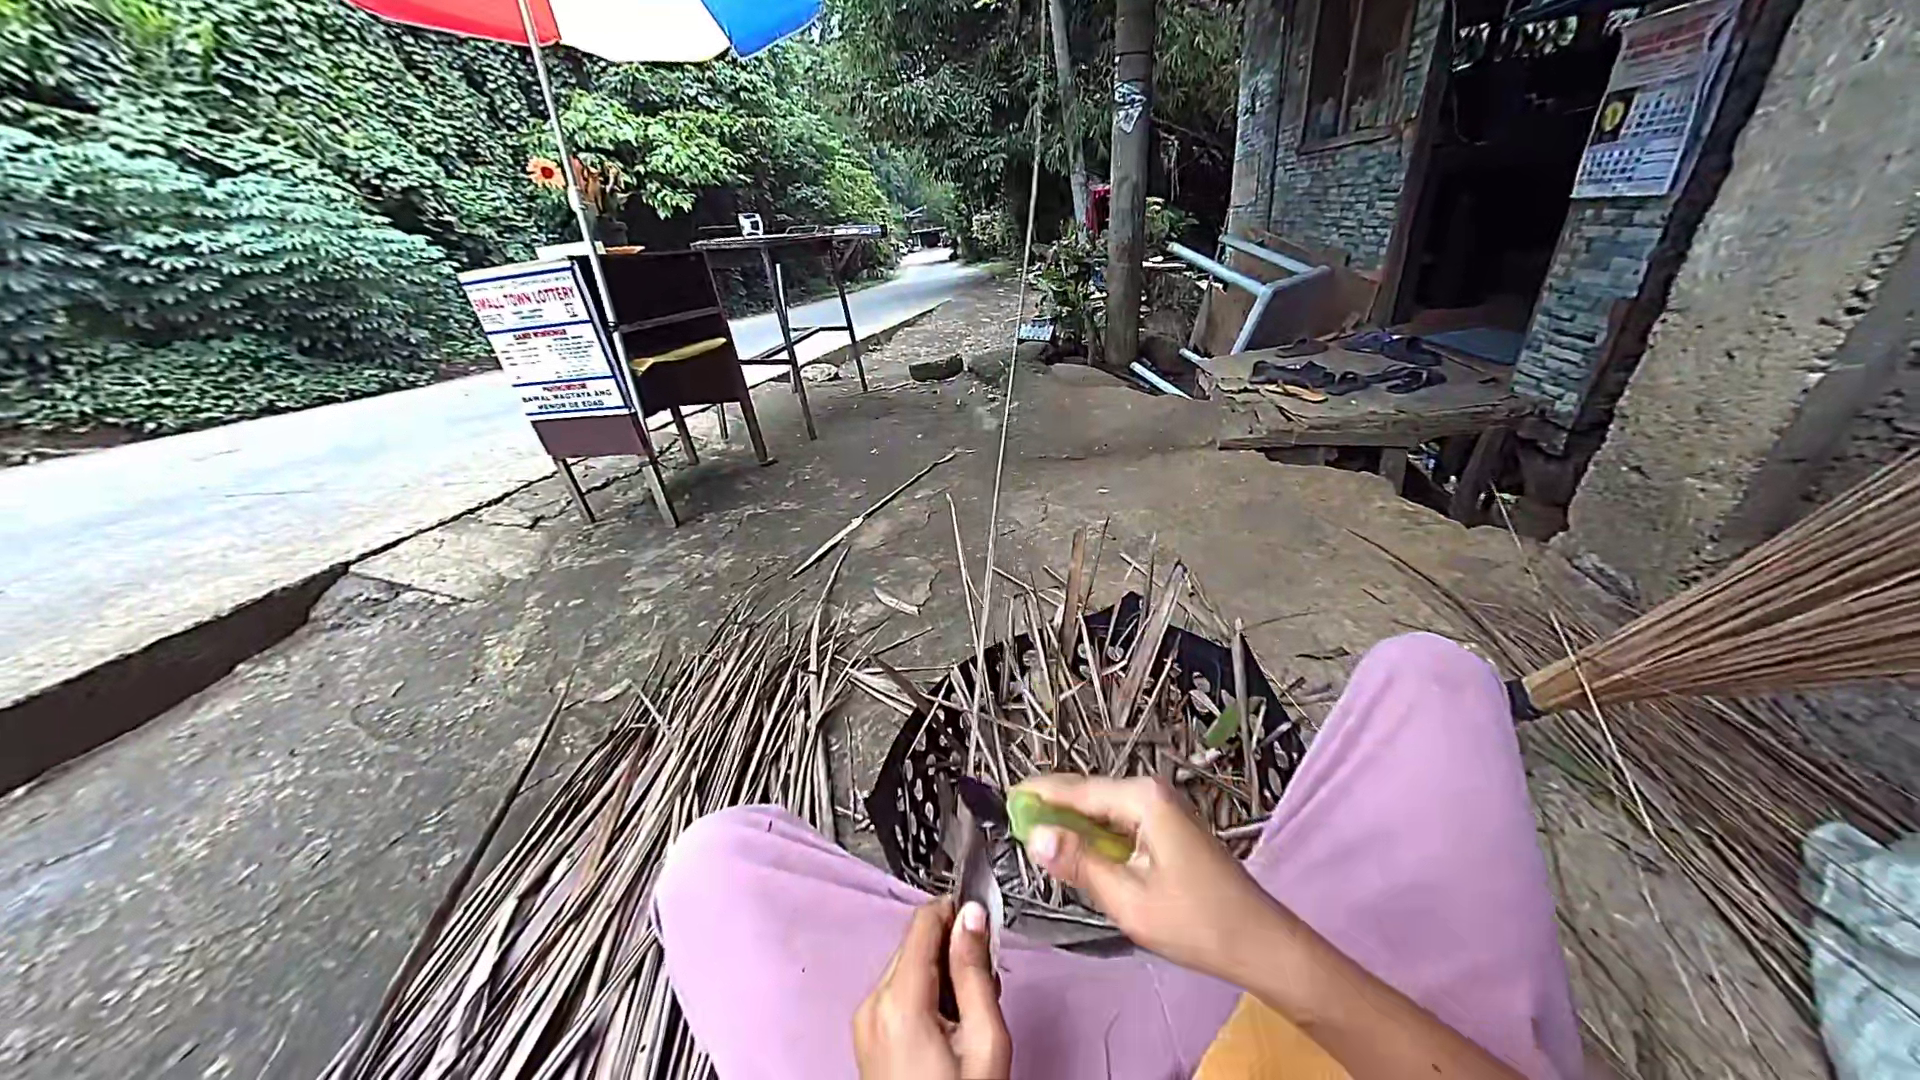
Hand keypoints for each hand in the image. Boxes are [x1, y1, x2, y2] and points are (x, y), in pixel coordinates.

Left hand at [854, 897, 1010, 1079]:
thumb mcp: (985, 1041)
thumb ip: (975, 971)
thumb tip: (972, 915)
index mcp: (898, 1000)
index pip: (924, 921)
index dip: (956, 913)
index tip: (984, 926)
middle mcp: (872, 1001)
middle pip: (916, 941)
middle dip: (952, 949)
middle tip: (984, 984)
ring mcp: (864, 1019)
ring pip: (908, 963)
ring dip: (940, 971)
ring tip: (967, 1012)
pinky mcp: (866, 1033)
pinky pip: (898, 989)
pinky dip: (924, 991)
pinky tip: (947, 1025)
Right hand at [1016, 775, 1289, 983]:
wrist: (1262, 944)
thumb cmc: (1197, 922)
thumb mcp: (1128, 898)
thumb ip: (1078, 862)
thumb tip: (1036, 834)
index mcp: (1142, 798)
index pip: (1075, 789)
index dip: (1037, 794)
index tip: (1004, 800)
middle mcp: (1150, 791)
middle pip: (1087, 794)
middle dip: (1052, 808)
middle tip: (1015, 825)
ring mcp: (1161, 806)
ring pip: (1101, 809)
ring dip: (1072, 824)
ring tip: (1038, 840)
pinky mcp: (1166, 825)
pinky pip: (1118, 822)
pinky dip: (1094, 835)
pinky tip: (1078, 852)